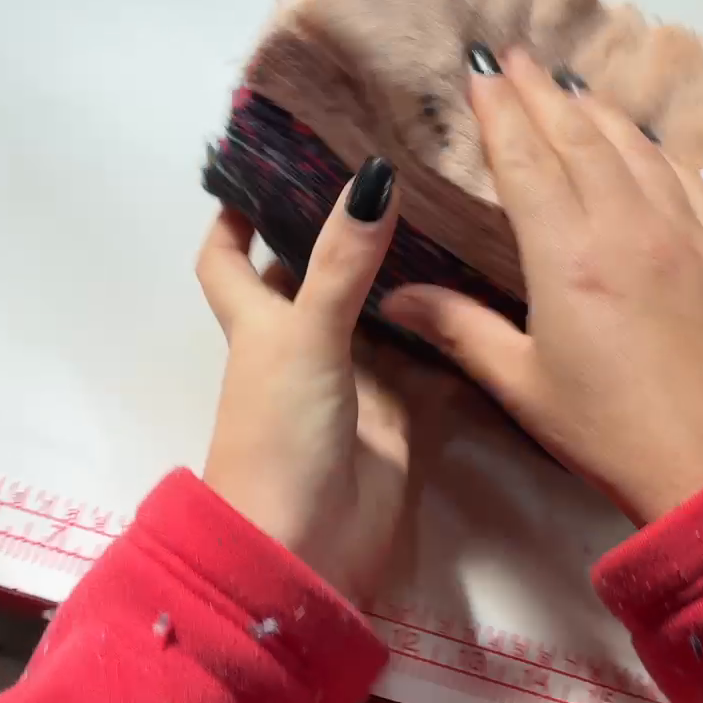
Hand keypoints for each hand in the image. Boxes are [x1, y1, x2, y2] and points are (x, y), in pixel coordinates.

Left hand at [198, 158, 416, 597]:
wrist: (312, 539)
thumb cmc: (282, 430)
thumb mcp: (303, 334)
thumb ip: (339, 262)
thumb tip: (375, 176)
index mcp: (257, 323)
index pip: (229, 260)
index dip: (234, 215)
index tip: (266, 163)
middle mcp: (301, 343)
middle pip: (312, 276)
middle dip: (337, 230)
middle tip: (388, 170)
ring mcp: (353, 377)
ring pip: (374, 314)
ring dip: (399, 275)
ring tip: (442, 212)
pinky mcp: (399, 407)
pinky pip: (422, 357)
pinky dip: (442, 330)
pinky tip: (474, 289)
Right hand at [381, 46, 702, 523]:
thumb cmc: (609, 431)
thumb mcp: (523, 385)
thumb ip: (459, 329)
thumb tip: (394, 296)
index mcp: (569, 255)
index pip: (526, 162)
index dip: (499, 114)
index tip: (481, 75)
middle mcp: (629, 225)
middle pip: (579, 139)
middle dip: (542, 95)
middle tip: (516, 58)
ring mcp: (686, 232)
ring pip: (636, 149)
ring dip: (599, 113)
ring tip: (572, 91)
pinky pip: (688, 179)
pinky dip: (658, 153)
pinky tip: (647, 148)